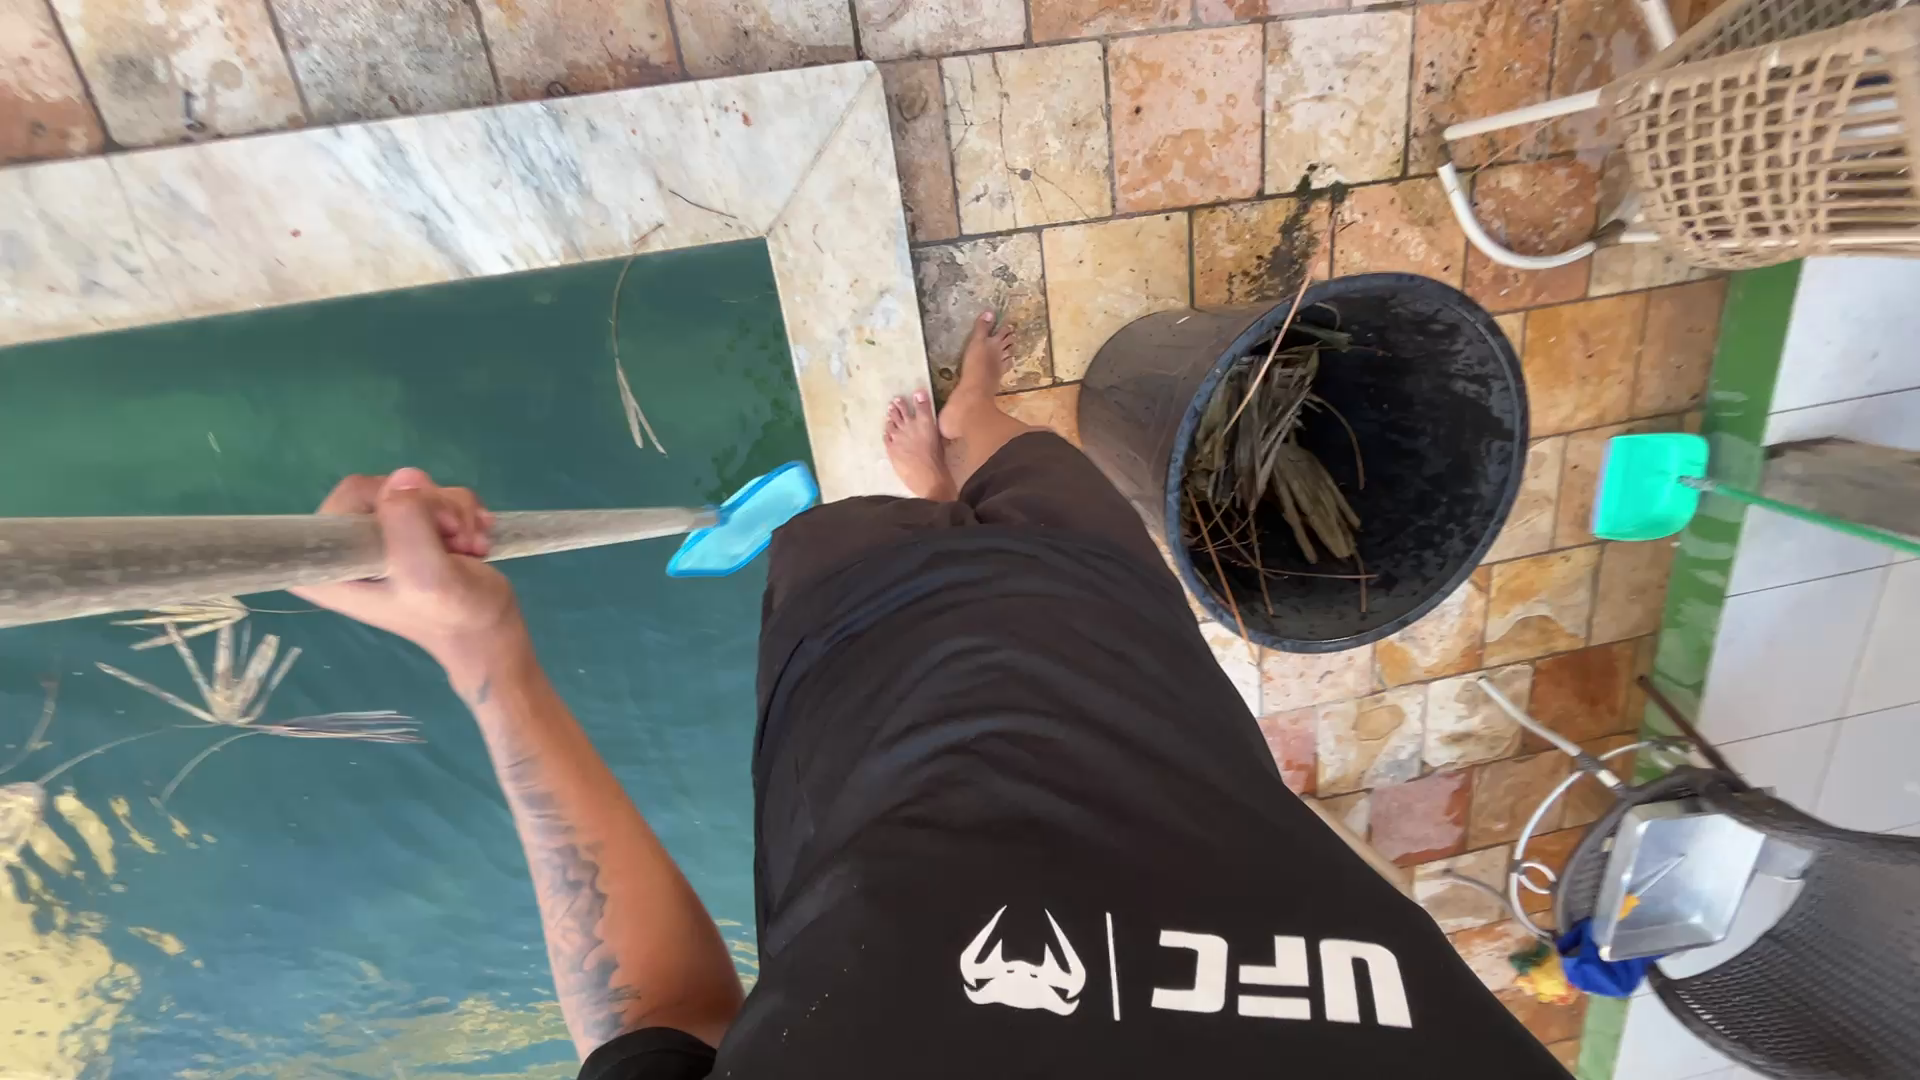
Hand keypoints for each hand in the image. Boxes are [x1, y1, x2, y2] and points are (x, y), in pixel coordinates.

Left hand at [292, 468, 526, 683]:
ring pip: (421, 491)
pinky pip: (440, 498)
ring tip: (471, 547)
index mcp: (327, 560)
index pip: (354, 496)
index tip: (434, 536)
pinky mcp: (413, 532)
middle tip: (458, 541)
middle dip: (436, 509)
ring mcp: (383, 537)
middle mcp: (347, 544)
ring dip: (457, 515)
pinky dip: (466, 516)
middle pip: (390, 489)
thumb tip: (406, 476)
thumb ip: (408, 522)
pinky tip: (476, 542)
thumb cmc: (454, 614)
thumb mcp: (426, 574)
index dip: (401, 506)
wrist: (489, 633)